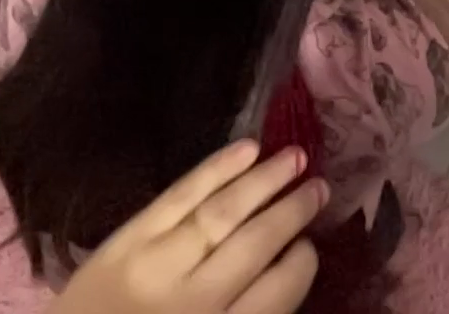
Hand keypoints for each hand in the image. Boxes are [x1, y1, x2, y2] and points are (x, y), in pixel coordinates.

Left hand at [48, 141, 327, 313]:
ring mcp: (156, 263)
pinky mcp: (127, 237)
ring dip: (265, 180)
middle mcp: (193, 301)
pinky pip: (180, 195)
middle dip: (293, 211)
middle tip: (321, 186)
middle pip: (254, 244)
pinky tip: (247, 149)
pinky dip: (217, 169)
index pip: (275, 296)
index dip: (300, 265)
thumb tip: (283, 271)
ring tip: (296, 157)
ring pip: (223, 212)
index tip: (312, 245)